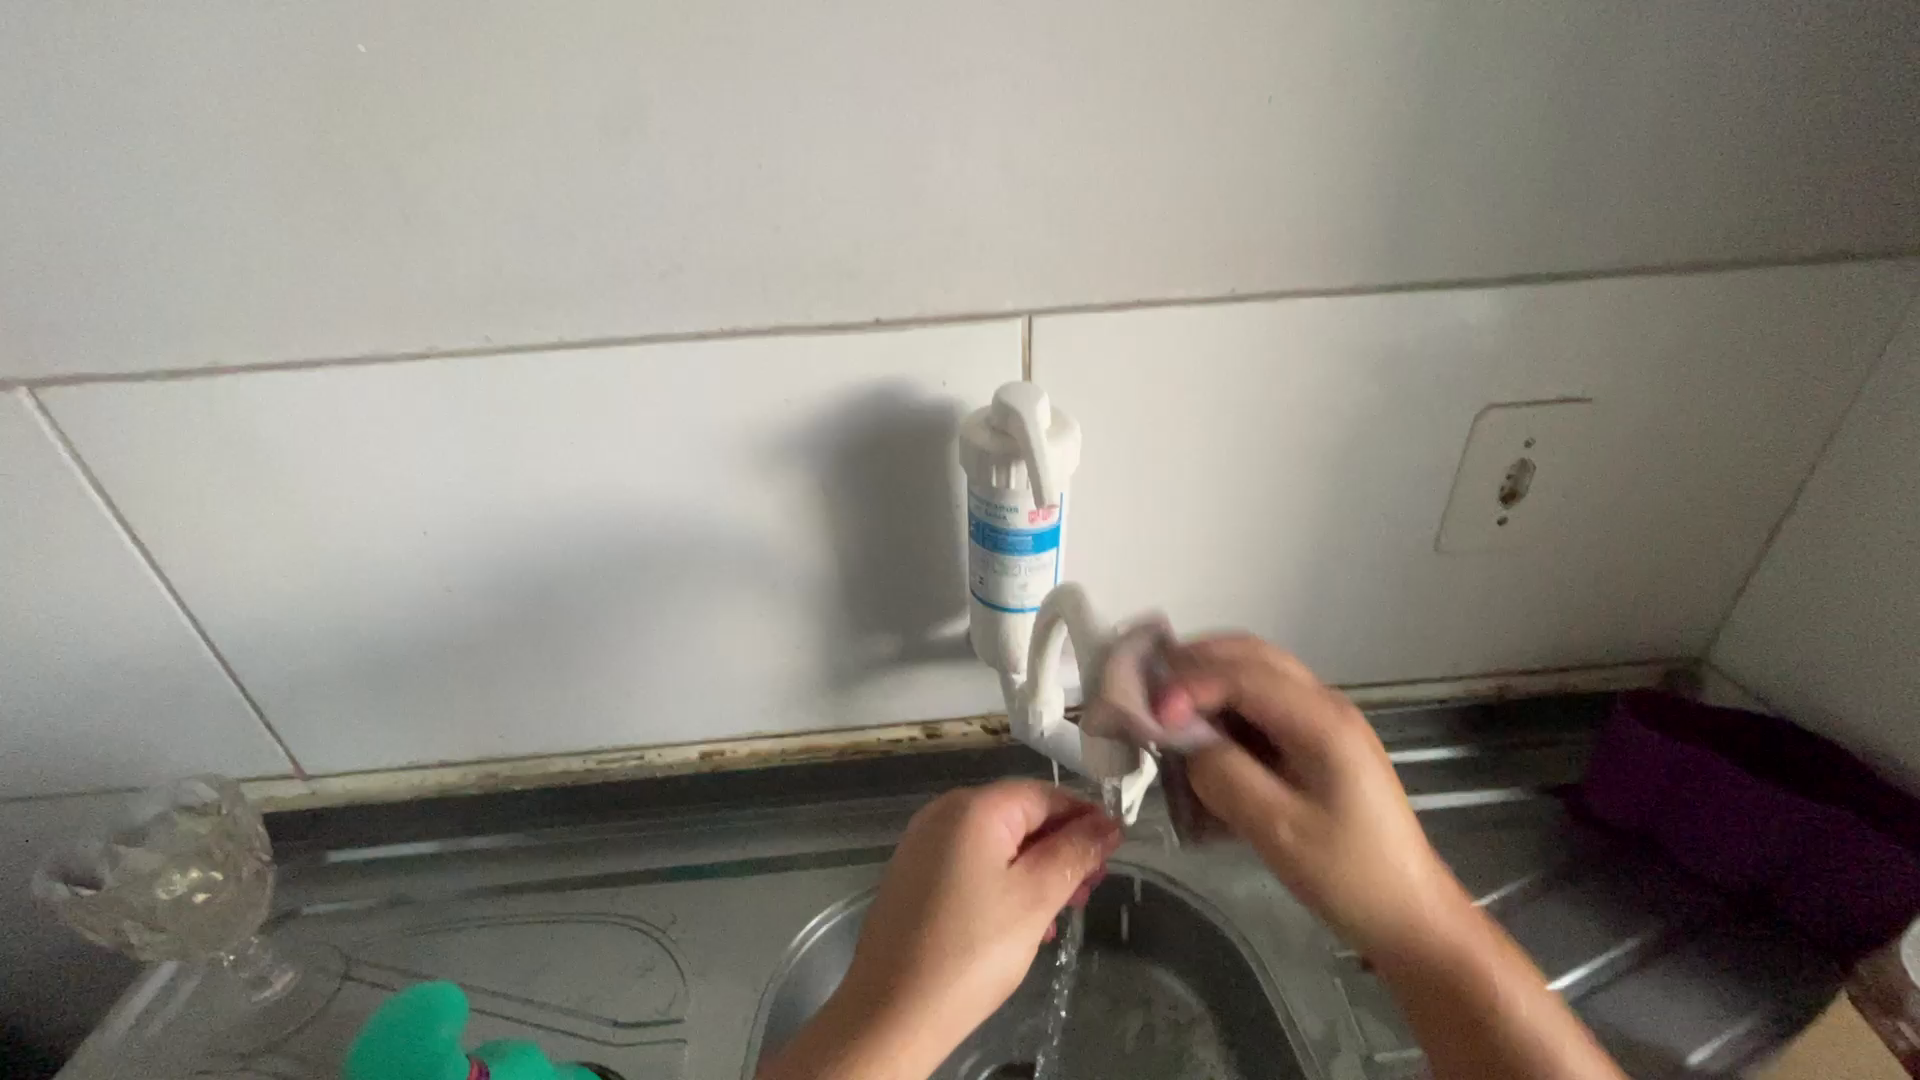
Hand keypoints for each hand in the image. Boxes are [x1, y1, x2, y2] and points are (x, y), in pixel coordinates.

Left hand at [759, 780, 1120, 1079]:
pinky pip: (971, 864)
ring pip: (996, 843)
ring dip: (1035, 869)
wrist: (891, 1012)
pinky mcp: (914, 874)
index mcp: (973, 807)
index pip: (1043, 794)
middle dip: (1060, 848)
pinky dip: (1003, 882)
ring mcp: (923, 843)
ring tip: (1061, 912)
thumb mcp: (1035, 897)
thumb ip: (1075, 853)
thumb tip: (1108, 823)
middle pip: (1018, 816)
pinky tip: (1023, 922)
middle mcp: (943, 813)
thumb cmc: (972, 949)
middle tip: (1090, 890)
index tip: (1114, 852)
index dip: (1083, 818)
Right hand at [1160, 636, 1472, 960]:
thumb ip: (1224, 776)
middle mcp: (1324, 705)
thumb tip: (1184, 742)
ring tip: (1164, 705)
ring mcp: (1322, 720)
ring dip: (1207, 679)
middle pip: (1250, 655)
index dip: (1191, 685)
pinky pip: (1260, 702)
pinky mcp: (1314, 741)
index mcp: (1322, 721)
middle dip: (1194, 664)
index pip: (1244, 674)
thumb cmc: (1349, 876)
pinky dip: (1223, 704)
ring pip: (1254, 672)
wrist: (1410, 915)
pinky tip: (1199, 731)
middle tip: (1146, 689)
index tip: (1153, 716)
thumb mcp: (1279, 830)